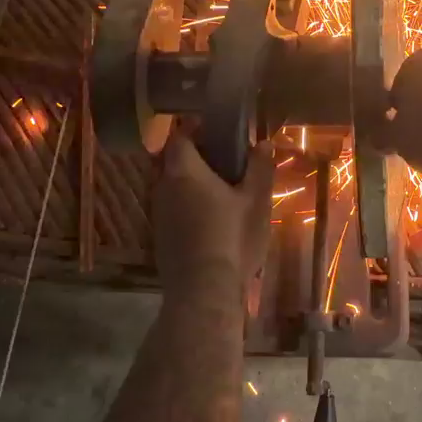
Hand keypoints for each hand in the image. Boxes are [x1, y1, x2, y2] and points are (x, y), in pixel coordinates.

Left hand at [152, 130, 272, 298]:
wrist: (204, 291)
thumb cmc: (232, 237)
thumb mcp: (256, 201)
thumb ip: (259, 169)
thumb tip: (263, 143)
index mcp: (184, 171)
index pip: (180, 137)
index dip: (194, 130)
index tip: (214, 130)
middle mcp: (163, 188)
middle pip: (174, 162)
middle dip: (195, 157)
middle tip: (223, 160)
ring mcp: (158, 215)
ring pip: (172, 187)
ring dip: (191, 184)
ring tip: (220, 191)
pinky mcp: (160, 238)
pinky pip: (173, 210)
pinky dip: (188, 207)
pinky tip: (210, 220)